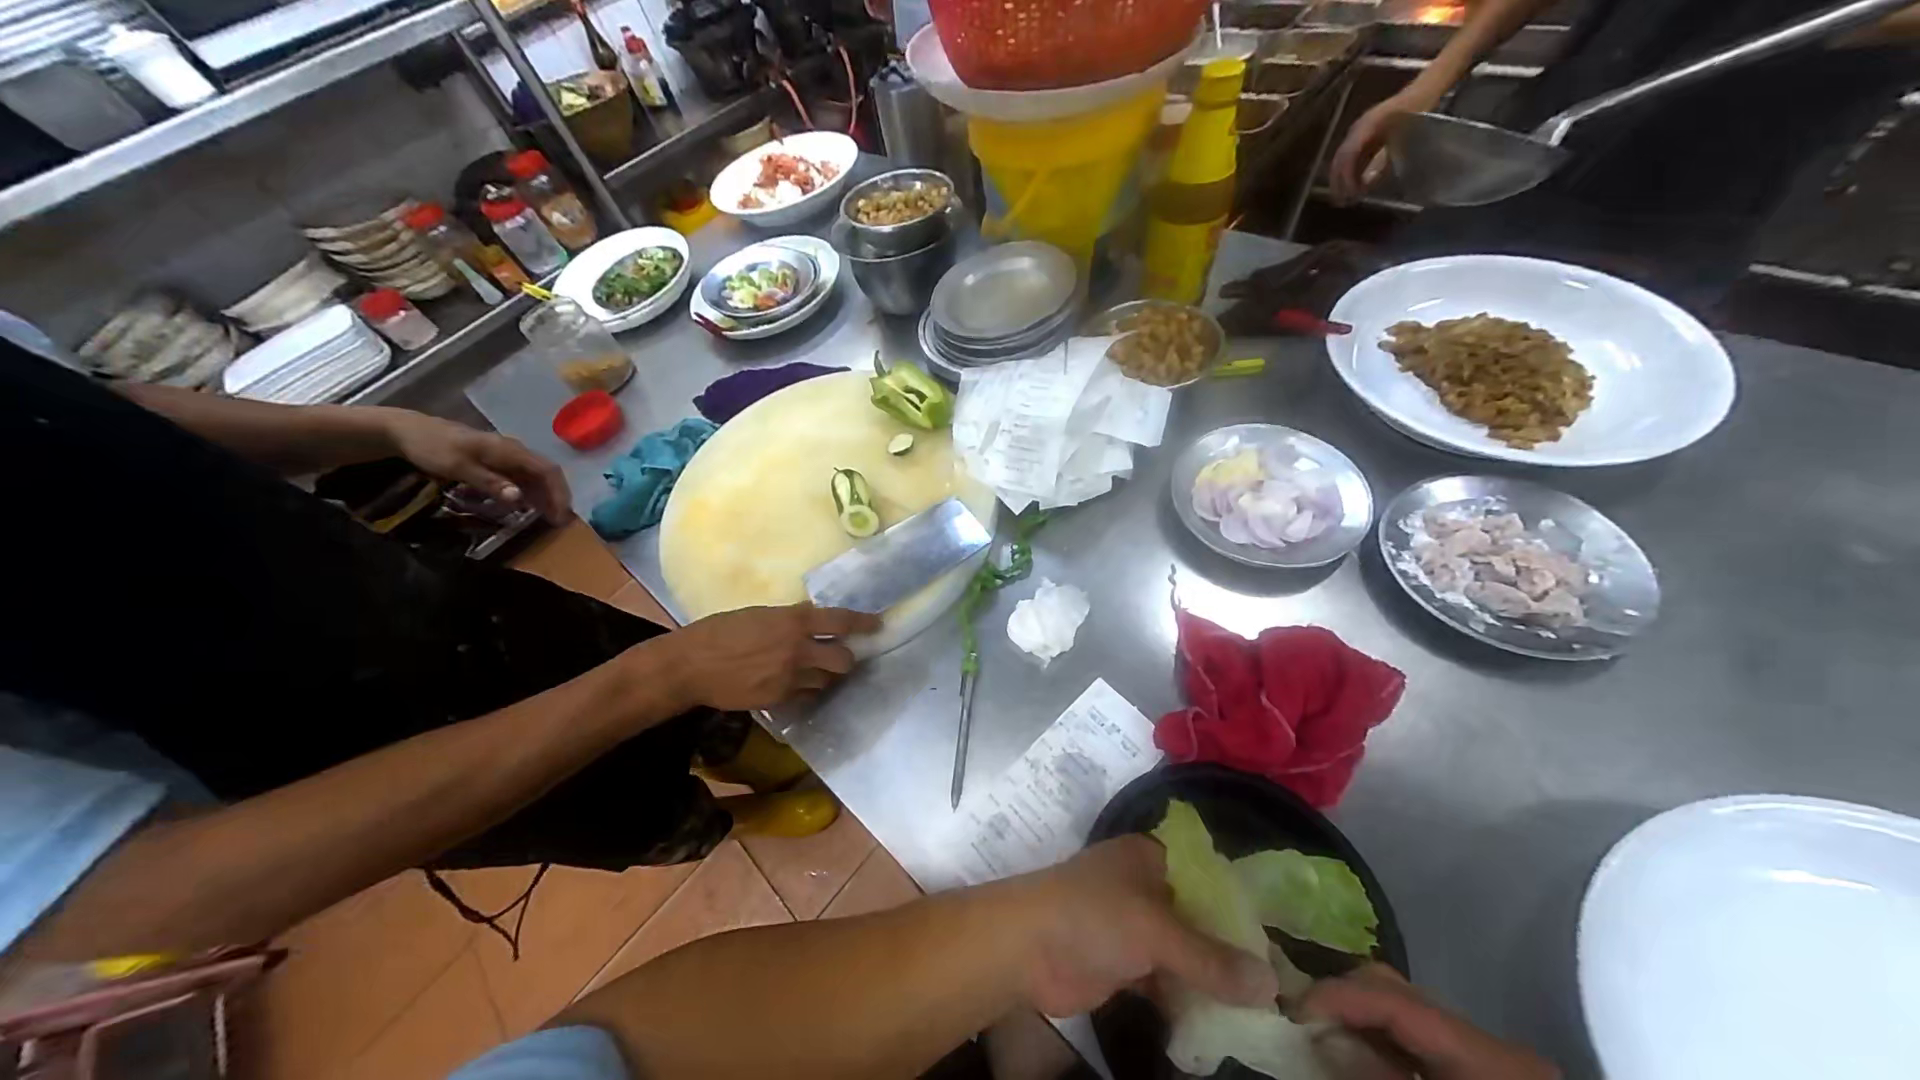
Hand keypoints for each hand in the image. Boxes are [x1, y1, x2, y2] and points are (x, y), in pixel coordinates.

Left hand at [380, 409, 571, 522]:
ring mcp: (508, 455)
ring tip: (549, 517)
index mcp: (511, 450)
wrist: (408, 430)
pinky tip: (528, 505)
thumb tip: (519, 499)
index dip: (559, 494)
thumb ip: (490, 482)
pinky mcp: (499, 460)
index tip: (562, 516)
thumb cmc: (433, 448)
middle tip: (560, 521)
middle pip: (548, 473)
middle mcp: (516, 451)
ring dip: (546, 495)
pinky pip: (524, 476)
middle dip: (557, 497)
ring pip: (538, 476)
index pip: (548, 471)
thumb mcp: (459, 467)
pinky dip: (532, 492)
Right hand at [655, 604, 881, 711]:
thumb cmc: (720, 631)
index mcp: (794, 621)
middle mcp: (799, 649)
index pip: (840, 621)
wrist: (691, 666)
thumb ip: (789, 618)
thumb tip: (810, 617)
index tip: (878, 625)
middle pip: (844, 659)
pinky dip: (805, 690)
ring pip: (826, 681)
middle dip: (846, 659)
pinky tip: (795, 685)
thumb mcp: (759, 615)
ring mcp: (790, 677)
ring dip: (825, 676)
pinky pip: (805, 695)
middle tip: (840, 656)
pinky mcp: (779, 699)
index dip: (863, 623)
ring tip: (814, 672)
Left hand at [1000, 836, 1278, 1017]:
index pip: (1206, 875)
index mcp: (1148, 858)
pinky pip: (1163, 980)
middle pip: (1196, 916)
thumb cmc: (1092, 917)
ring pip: (1180, 951)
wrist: (1025, 947)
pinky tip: (1218, 1022)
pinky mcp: (1120, 964)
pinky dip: (1185, 998)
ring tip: (1260, 1009)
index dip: (1241, 905)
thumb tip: (1273, 985)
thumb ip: (1212, 958)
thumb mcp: (1157, 930)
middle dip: (1229, 948)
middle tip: (1278, 985)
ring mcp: (1129, 927)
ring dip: (1209, 978)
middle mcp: (1141, 887)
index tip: (1280, 939)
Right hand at [1299, 965, 1559, 1079]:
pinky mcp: (1478, 1074)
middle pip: (1394, 990)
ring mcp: (1486, 1058)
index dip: (1334, 997)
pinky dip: (1378, 1043)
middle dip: (1341, 1003)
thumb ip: (1370, 1076)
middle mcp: (1490, 1044)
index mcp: (1488, 1057)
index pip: (1392, 997)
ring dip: (1355, 1021)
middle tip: (1301, 1028)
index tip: (1291, 1016)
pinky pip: (1414, 1040)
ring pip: (1400, 1009)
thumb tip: (1316, 1038)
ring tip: (1321, 1043)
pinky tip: (1356, 1060)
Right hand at [1328, 89, 1435, 203]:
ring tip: (1345, 196)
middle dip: (1339, 182)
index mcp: (1366, 127)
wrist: (1427, 87)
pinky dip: (1349, 171)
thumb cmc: (1419, 110)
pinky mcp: (1364, 134)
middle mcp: (1357, 128)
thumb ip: (1383, 160)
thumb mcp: (1404, 137)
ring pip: (1342, 159)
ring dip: (1342, 178)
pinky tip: (1354, 183)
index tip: (1352, 194)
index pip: (1347, 156)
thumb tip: (1365, 183)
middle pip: (1340, 159)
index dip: (1346, 177)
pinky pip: (1351, 155)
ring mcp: (1359, 130)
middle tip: (1342, 201)